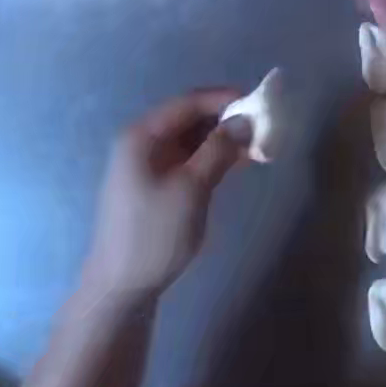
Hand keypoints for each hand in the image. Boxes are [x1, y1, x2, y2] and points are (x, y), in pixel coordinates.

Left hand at [82, 89, 248, 302]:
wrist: (121, 288)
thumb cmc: (154, 234)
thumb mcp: (191, 188)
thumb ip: (219, 149)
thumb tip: (245, 120)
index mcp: (142, 136)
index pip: (188, 102)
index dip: (224, 99)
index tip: (259, 103)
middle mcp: (144, 143)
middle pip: (191, 118)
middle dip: (228, 120)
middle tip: (264, 128)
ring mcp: (150, 164)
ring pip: (194, 140)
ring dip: (225, 140)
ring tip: (259, 146)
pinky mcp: (159, 184)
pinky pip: (191, 159)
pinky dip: (215, 158)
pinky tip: (241, 163)